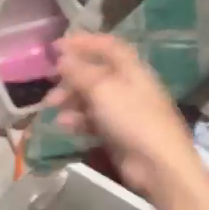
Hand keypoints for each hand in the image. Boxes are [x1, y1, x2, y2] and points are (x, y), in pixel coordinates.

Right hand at [45, 31, 200, 200]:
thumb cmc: (133, 119)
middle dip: (70, 77)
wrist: (159, 167)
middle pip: (95, 73)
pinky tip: (65, 125)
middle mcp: (128, 87)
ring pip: (91, 97)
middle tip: (49, 83)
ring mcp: (124, 111)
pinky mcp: (118, 133)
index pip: (108, 46)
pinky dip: (77, 119)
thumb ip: (80, 71)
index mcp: (132, 71)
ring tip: (52, 107)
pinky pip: (92, 119)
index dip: (84, 42)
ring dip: (70, 99)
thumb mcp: (102, 90)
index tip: (56, 45)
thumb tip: (62, 57)